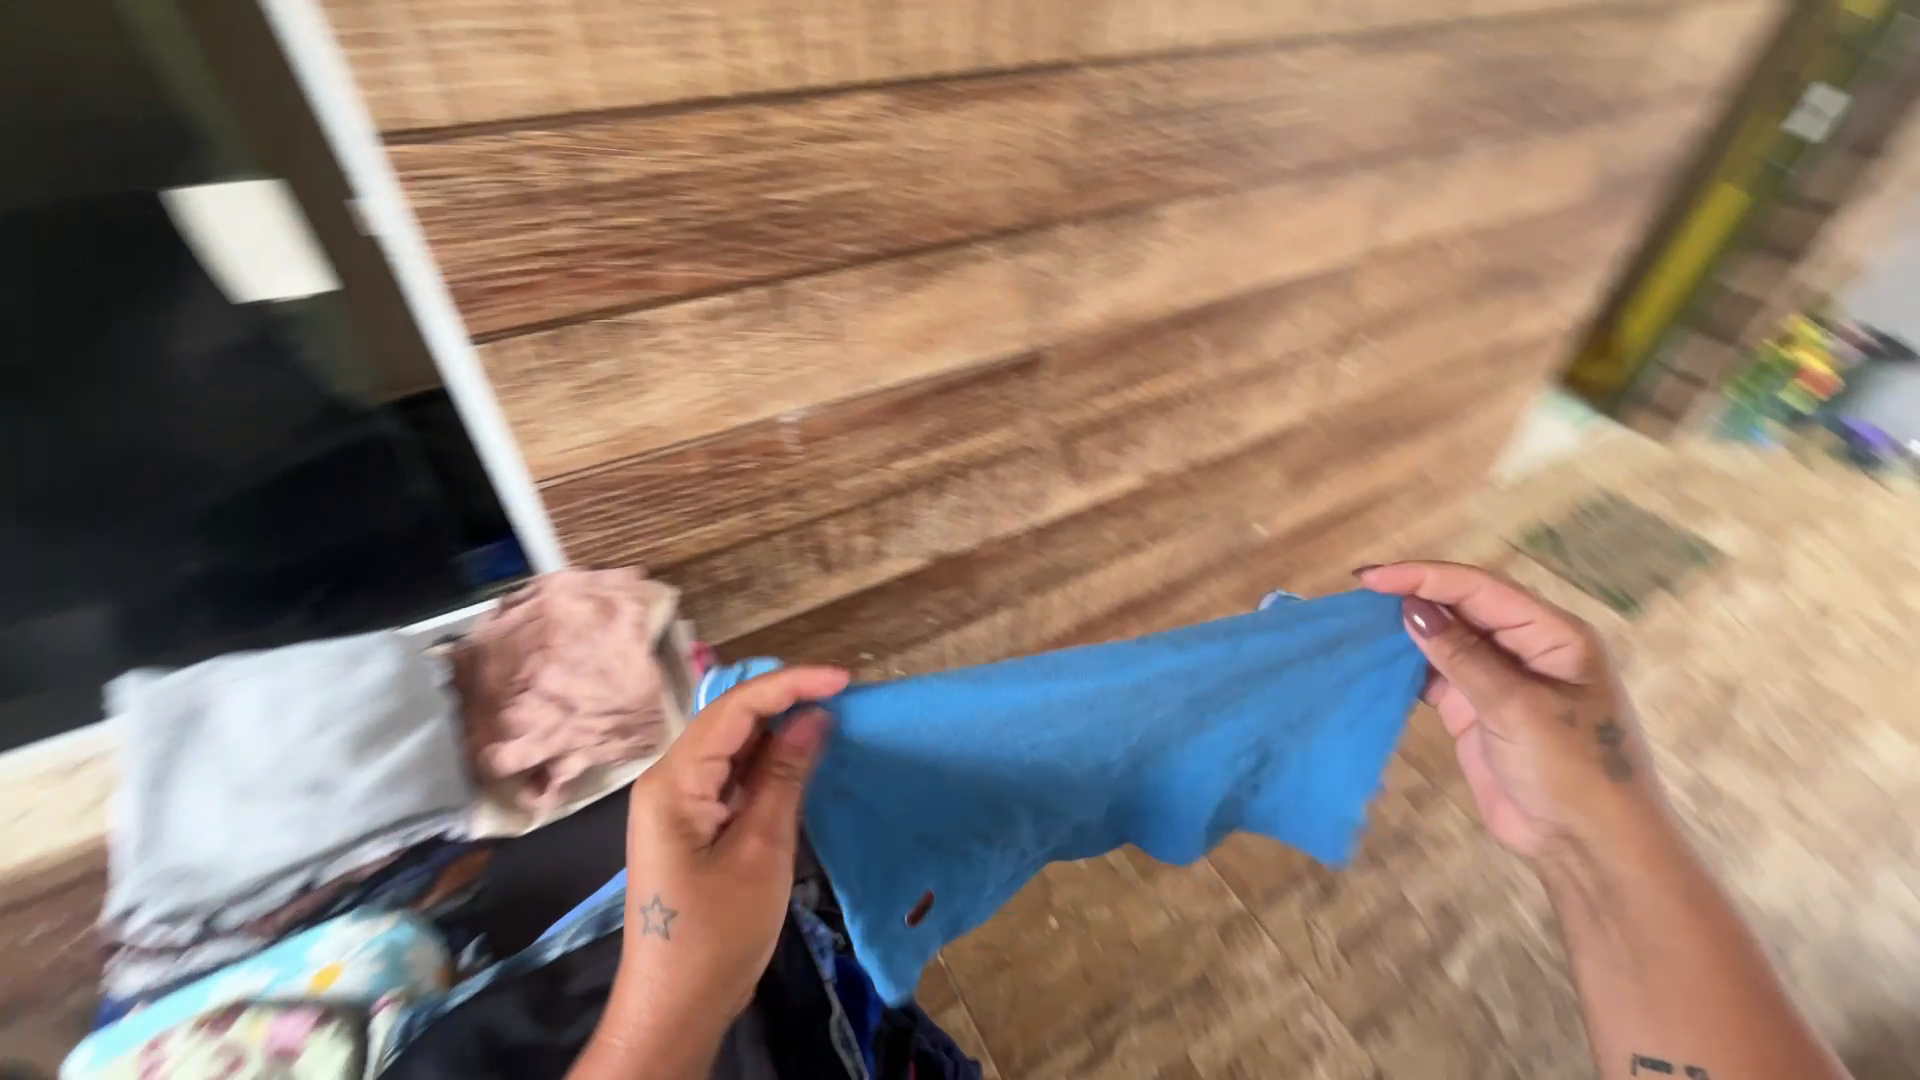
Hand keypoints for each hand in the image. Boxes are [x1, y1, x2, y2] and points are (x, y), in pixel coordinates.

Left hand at [593, 666, 849, 1074]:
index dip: (791, 684)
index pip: (736, 708)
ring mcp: (678, 800)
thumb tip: (815, 716)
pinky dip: (768, 763)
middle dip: (786, 701)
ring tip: (831, 720)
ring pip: (733, 744)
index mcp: (675, 780)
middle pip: (731, 719)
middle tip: (842, 698)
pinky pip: (732, 774)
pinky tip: (801, 759)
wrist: (675, 1008)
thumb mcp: (761, 849)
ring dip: (779, 731)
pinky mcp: (692, 821)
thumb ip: (785, 775)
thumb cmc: (717, 934)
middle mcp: (670, 778)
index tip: (843, 680)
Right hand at [1356, 561, 1666, 861]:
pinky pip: (1433, 672)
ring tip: (1359, 617)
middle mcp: (1525, 647)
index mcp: (1552, 635)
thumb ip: (1462, 656)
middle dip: (1412, 593)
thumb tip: (1410, 608)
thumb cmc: (1572, 770)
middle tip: (1358, 590)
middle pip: (1461, 605)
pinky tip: (1376, 656)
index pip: (1479, 589)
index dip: (1424, 577)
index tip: (1371, 579)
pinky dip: (1404, 663)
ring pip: (1443, 636)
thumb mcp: (1516, 708)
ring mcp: (1498, 677)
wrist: (1587, 845)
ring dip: (1405, 627)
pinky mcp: (1474, 706)